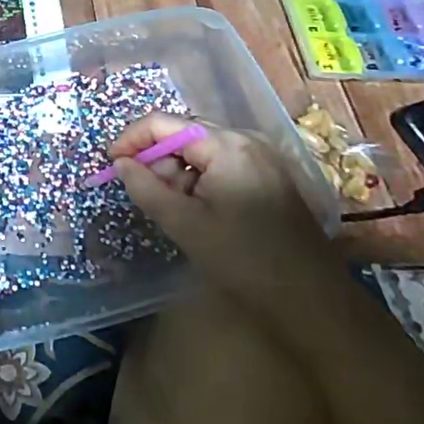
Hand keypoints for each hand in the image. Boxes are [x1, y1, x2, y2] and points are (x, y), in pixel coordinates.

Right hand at [108, 113, 335, 310]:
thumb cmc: (243, 260)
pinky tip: (195, 208)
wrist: (312, 300)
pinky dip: (198, 178)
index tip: (111, 163)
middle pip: (183, 133)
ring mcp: (260, 156)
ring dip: (176, 170)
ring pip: (200, 149)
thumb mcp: (184, 224)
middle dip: (155, 157)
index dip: (131, 139)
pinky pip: (220, 162)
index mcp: (226, 145)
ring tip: (170, 206)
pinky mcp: (268, 174)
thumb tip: (121, 164)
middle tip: (140, 189)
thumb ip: (146, 187)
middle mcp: (245, 139)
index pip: (163, 123)